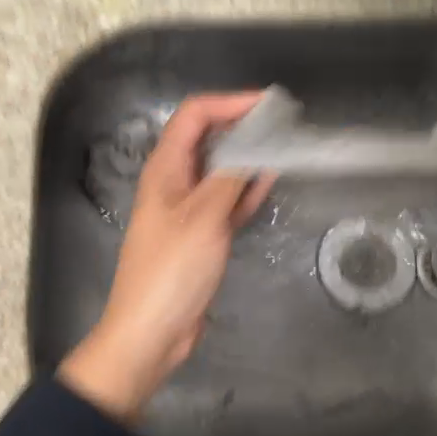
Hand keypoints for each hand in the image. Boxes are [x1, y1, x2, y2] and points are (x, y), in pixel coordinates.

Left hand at [58, 93, 275, 423]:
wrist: (151, 332)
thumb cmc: (171, 272)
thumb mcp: (204, 218)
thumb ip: (230, 177)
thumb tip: (257, 143)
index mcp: (164, 170)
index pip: (194, 116)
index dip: (229, 103)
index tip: (269, 104)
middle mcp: (174, 183)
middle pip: (208, 140)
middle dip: (242, 127)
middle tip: (285, 124)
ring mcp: (188, 211)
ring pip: (220, 172)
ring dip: (248, 158)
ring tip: (285, 147)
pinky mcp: (201, 236)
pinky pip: (225, 202)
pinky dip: (245, 191)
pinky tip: (268, 182)